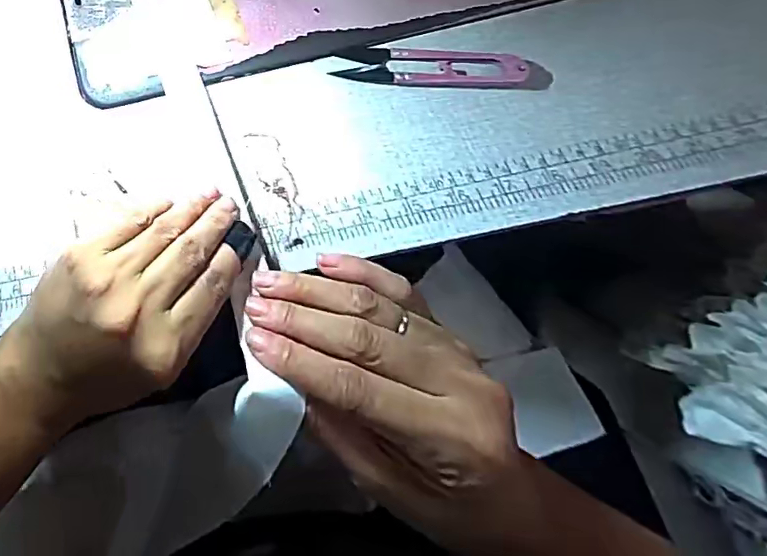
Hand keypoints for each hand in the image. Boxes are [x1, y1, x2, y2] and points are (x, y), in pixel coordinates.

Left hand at [0, 191, 243, 432]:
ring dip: (189, 210)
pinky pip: (125, 225)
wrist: (41, 370)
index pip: (208, 291)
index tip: (239, 242)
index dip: (227, 261)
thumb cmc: (103, 377)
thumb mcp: (158, 368)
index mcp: (164, 346)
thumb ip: (189, 326)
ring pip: (160, 234)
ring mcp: (107, 276)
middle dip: (214, 226)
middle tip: (230, 205)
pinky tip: (167, 202)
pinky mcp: (81, 255)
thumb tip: (214, 273)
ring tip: (208, 195)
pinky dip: (150, 210)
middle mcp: (138, 307)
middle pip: (187, 255)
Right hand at [242, 254, 534, 553]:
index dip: (302, 361)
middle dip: (300, 318)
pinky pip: (400, 289)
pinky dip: (360, 269)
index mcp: (451, 436)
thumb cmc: (448, 506)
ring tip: (270, 281)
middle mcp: (460, 383)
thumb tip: (286, 375)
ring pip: (376, 305)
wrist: (511, 498)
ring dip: (315, 289)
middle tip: (255, 305)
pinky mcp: (446, 328)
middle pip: (365, 337)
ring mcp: (456, 349)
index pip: (359, 387)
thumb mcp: (388, 490)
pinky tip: (324, 261)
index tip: (255, 340)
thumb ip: (338, 431)